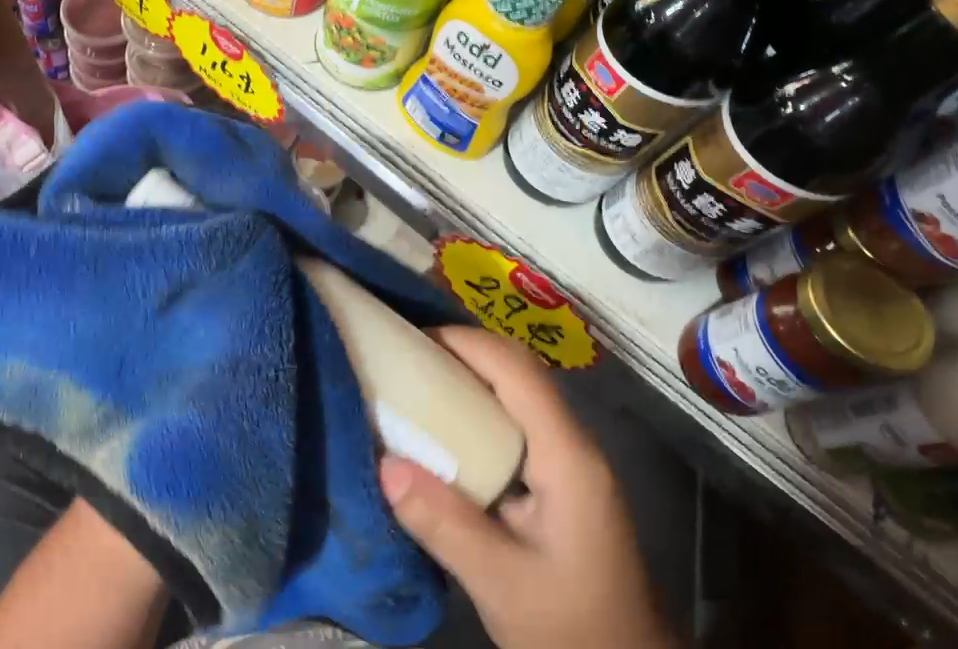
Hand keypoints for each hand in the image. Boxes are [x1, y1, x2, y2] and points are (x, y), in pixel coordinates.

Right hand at [379, 327, 671, 648]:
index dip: (465, 342)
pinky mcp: (556, 489)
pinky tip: (436, 438)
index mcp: (567, 457)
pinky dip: (472, 418)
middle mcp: (572, 448)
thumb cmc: (573, 626)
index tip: (409, 337)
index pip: (516, 371)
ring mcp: (567, 468)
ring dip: (465, 384)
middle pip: (517, 375)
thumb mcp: (501, 583)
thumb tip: (385, 464)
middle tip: (400, 358)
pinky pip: (512, 431)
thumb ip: (445, 524)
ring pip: (514, 401)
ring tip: (409, 386)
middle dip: (460, 355)